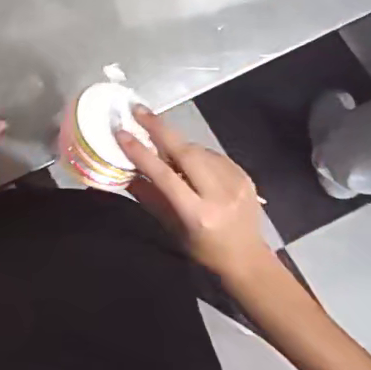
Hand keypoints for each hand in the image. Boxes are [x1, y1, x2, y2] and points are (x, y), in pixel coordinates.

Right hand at [116, 106, 277, 286]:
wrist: (248, 259)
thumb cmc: (204, 250)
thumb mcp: (172, 229)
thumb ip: (149, 197)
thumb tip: (126, 172)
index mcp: (198, 213)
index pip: (165, 176)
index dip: (141, 153)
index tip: (122, 133)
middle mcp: (219, 193)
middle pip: (186, 152)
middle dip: (159, 128)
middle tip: (138, 110)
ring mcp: (236, 181)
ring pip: (199, 150)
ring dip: (177, 143)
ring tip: (159, 142)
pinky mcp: (244, 175)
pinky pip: (212, 155)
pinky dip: (195, 153)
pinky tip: (186, 160)